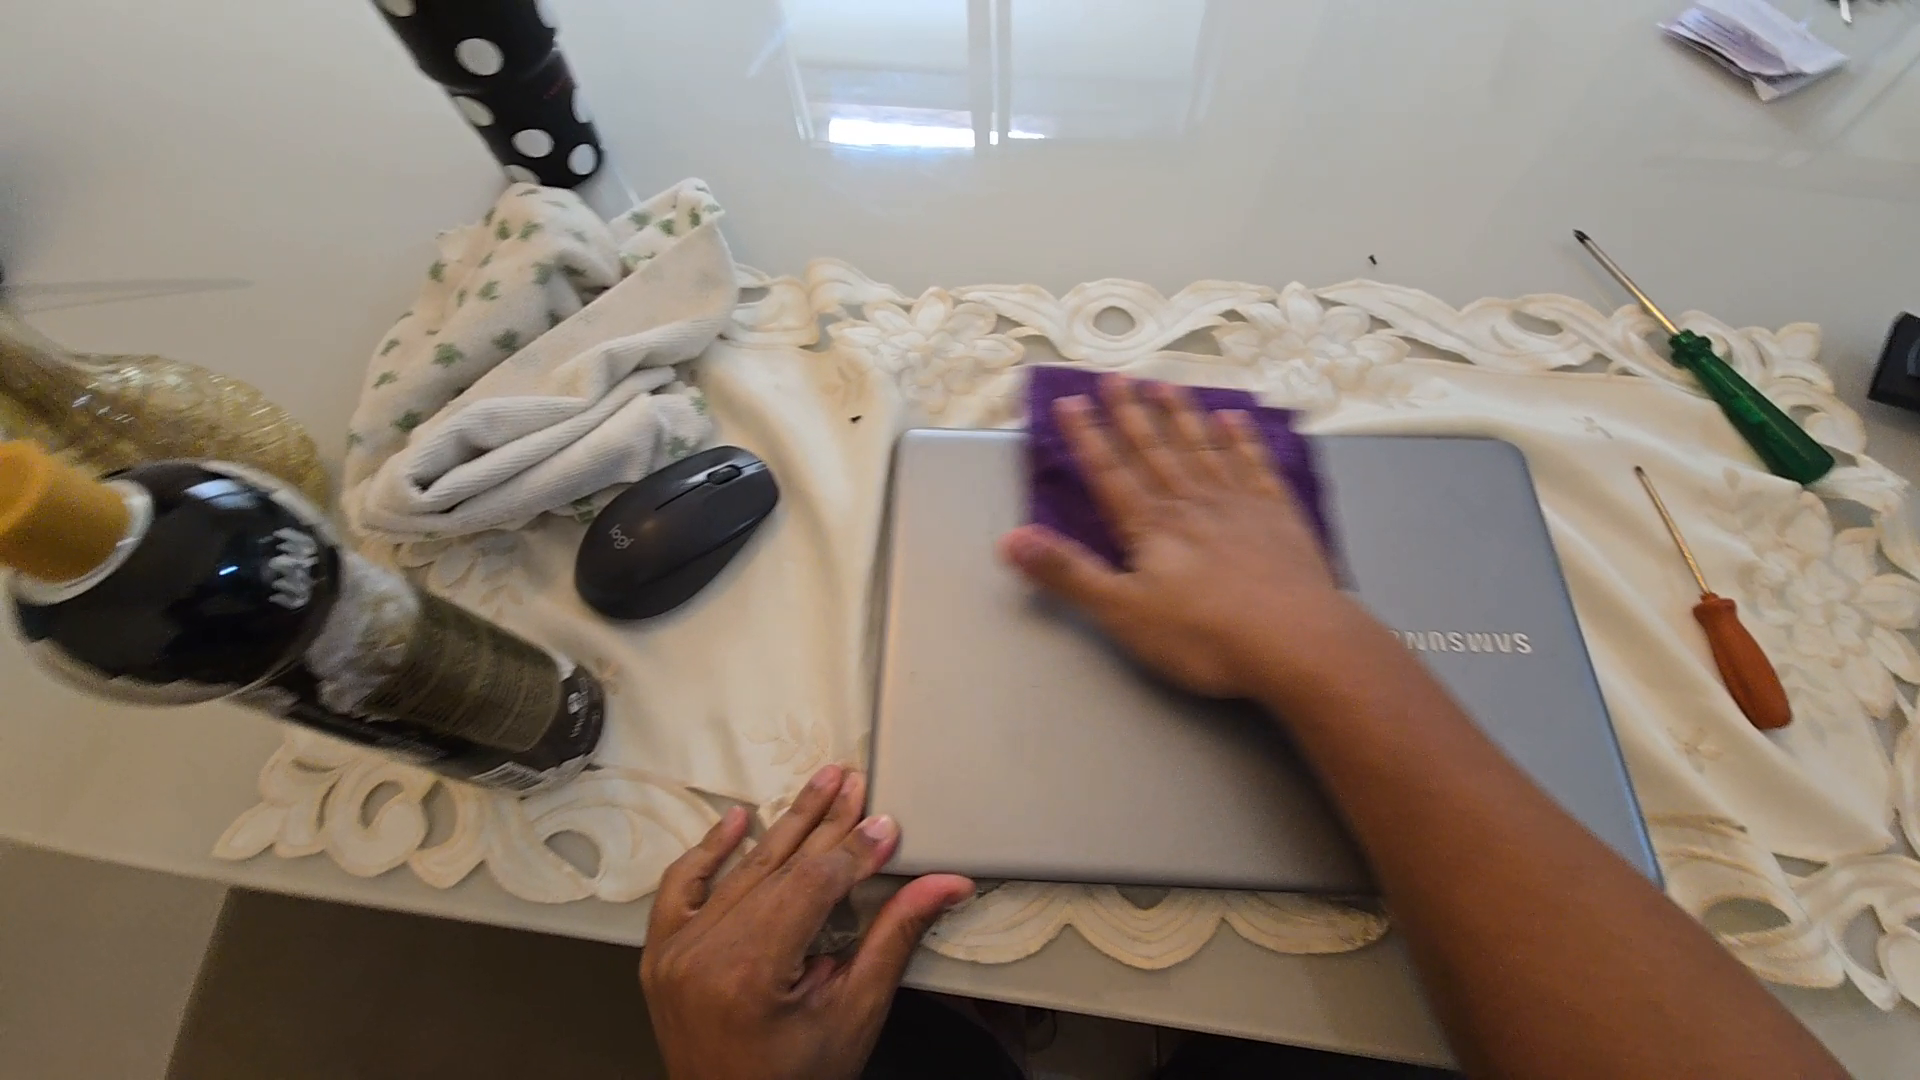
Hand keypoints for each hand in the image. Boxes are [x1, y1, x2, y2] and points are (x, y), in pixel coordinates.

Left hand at [641, 765, 975, 1079]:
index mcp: (751, 973)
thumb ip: (896, 936)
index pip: (813, 885)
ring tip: (821, 781)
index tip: (887, 824)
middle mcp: (705, 954)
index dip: (854, 850)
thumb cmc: (802, 1077)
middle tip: (855, 780)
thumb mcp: (858, 1011)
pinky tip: (740, 817)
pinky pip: (681, 885)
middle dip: (828, 822)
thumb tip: (946, 883)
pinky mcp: (662, 952)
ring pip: (744, 868)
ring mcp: (676, 951)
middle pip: (782, 867)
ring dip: (787, 821)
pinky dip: (710, 849)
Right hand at [999, 376, 1360, 699]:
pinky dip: (1243, 440)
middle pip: (1154, 448)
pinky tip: (1235, 419)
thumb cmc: (1203, 634)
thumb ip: (1067, 573)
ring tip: (1165, 384)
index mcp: (1151, 524)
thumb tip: (1010, 539)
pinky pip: (1256, 465)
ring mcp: (1239, 505)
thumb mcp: (1121, 611)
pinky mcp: (1279, 517)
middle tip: (1115, 377)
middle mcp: (1191, 502)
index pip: (1110, 471)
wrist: (1300, 644)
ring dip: (1181, 415)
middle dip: (1131, 413)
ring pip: (1202, 447)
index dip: (1087, 437)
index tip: (1070, 401)